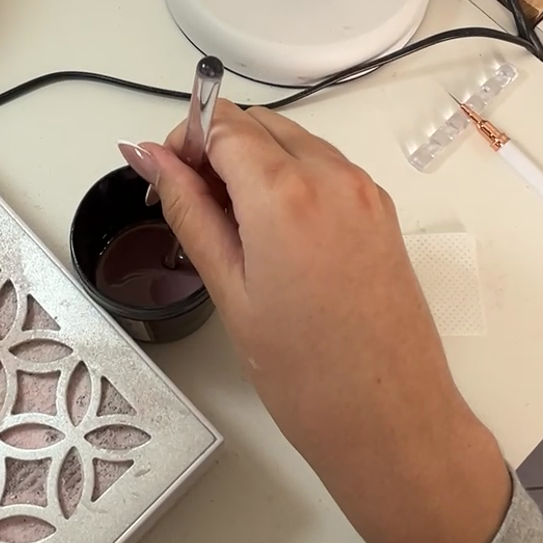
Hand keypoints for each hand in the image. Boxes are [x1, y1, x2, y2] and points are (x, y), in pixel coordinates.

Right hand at [123, 103, 510, 542]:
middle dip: (216, 147)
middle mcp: (333, 176)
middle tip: (192, 203)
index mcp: (287, 193)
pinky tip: (274, 230)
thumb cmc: (304, 373)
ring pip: (294, 141)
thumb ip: (189, 210)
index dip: (185, 139)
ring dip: (254, 161)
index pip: (223, 123)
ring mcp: (365, 191)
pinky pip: (326, 167)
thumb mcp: (230, 290)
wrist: (393, 420)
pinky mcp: (382, 210)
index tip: (166, 177)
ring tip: (232, 224)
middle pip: (260, 124)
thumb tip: (150, 157)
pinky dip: (291, 177)